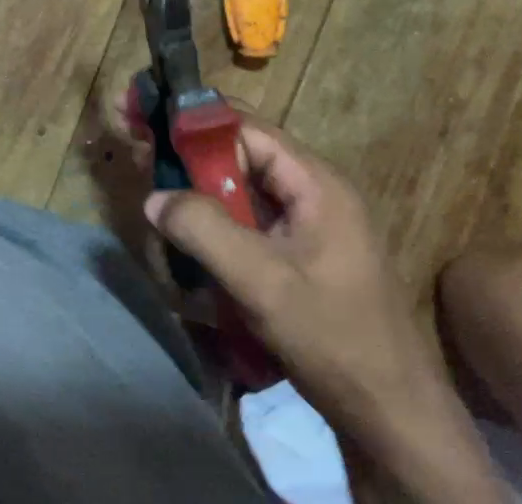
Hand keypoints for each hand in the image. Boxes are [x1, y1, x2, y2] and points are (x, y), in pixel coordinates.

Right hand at [144, 117, 502, 499]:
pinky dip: (206, 208)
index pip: (243, 129)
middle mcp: (312, 192)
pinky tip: (178, 220)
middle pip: (238, 148)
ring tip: (146, 171)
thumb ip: (204, 230)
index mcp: (316, 185)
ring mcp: (305, 223)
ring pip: (238, 181)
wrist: (390, 410)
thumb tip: (154, 196)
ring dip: (191, 175)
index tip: (139, 111)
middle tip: (131, 133)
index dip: (188, 118)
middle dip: (183, 140)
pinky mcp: (294, 251)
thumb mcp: (262, 281)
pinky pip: (243, 213)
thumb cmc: (332, 337)